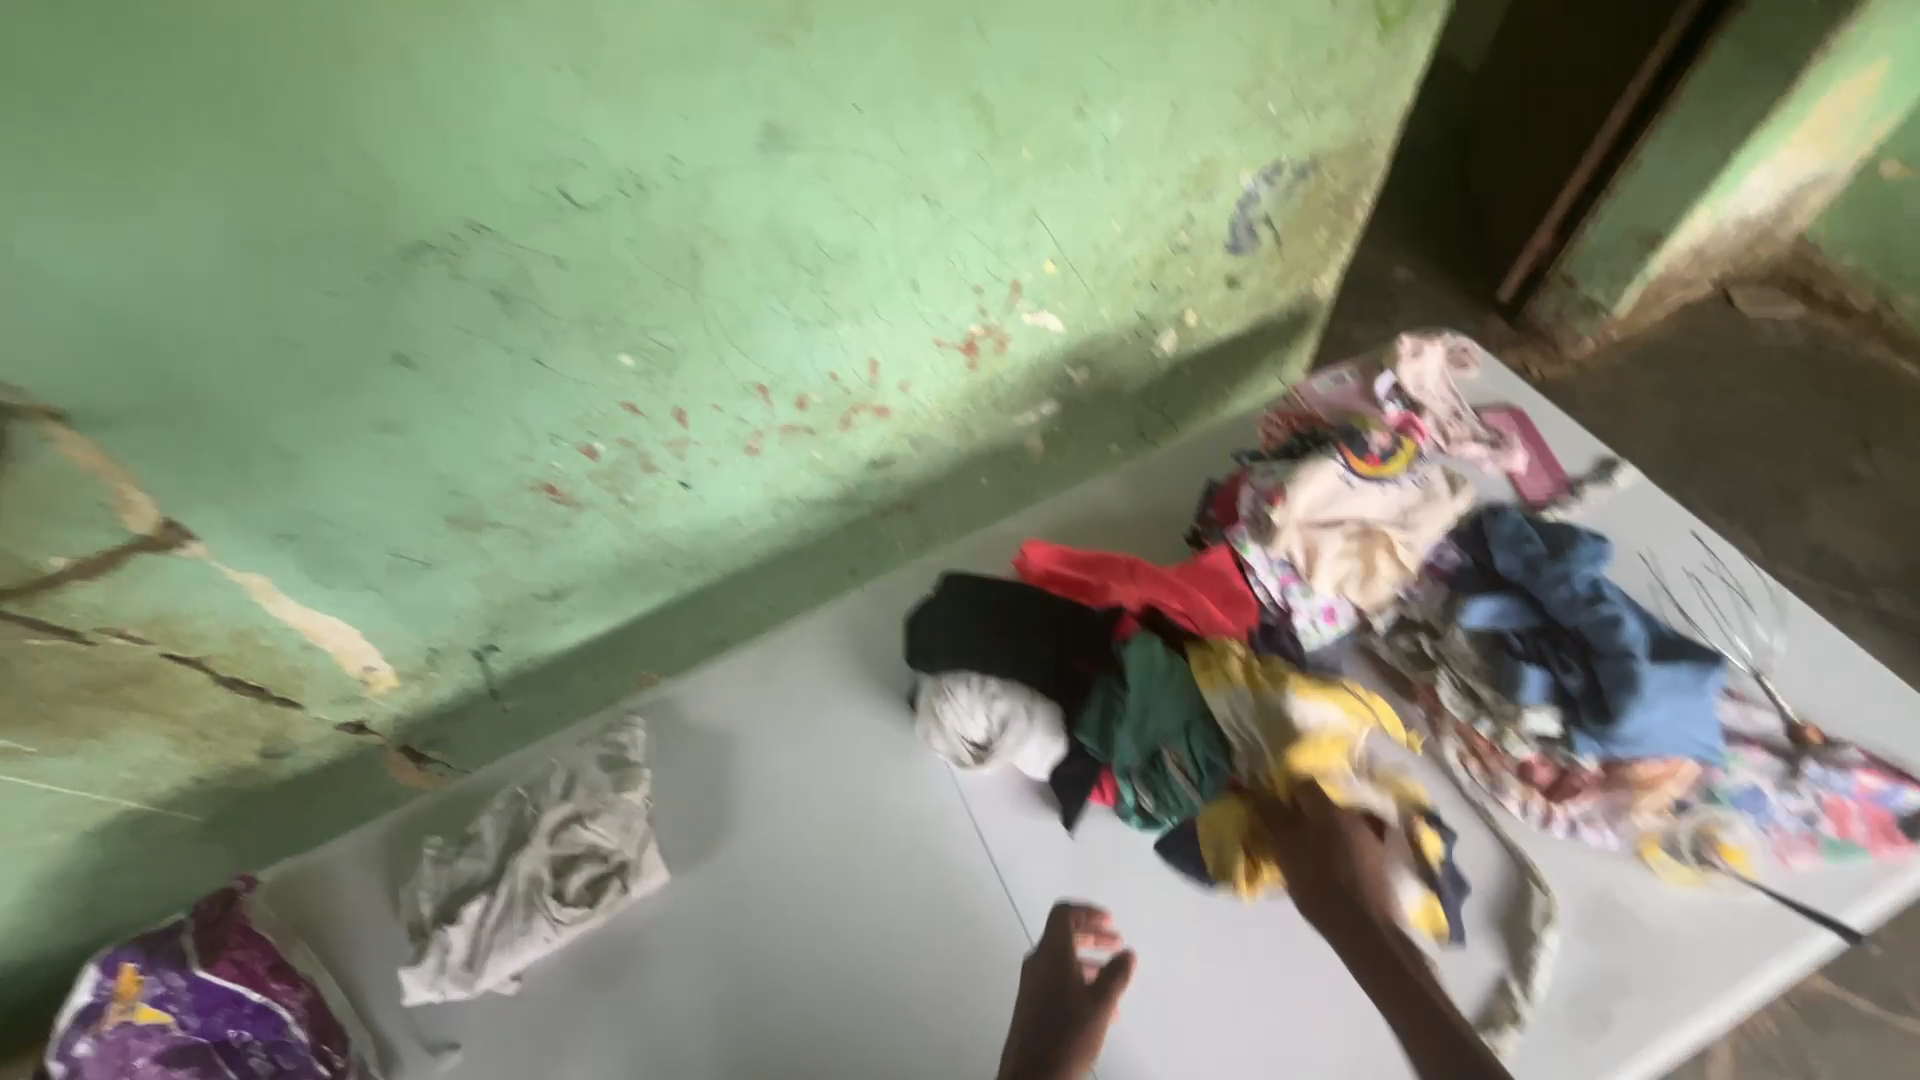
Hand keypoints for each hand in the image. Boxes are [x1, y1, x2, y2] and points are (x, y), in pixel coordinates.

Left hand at [996, 902, 1136, 1079]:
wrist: (1032, 1073)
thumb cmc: (1068, 1033)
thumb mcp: (1101, 1003)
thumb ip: (1116, 974)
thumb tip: (1127, 953)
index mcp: (1051, 951)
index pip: (1064, 913)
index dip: (1088, 912)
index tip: (1110, 922)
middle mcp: (1038, 960)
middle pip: (1064, 934)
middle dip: (1093, 935)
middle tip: (1117, 943)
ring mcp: (1032, 981)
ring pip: (1062, 959)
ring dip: (1089, 961)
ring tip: (1114, 979)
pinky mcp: (1032, 1001)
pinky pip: (1057, 978)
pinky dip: (1079, 980)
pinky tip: (1100, 1007)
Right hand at [1253, 782, 1398, 941]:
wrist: (1368, 930)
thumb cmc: (1319, 888)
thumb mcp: (1286, 853)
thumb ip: (1273, 819)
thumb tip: (1259, 792)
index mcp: (1328, 811)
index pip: (1303, 784)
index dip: (1286, 791)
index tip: (1274, 808)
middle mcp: (1354, 816)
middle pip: (1324, 804)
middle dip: (1306, 813)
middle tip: (1291, 834)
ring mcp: (1373, 838)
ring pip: (1340, 824)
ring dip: (1325, 832)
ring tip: (1314, 855)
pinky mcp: (1385, 859)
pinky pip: (1356, 843)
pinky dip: (1342, 848)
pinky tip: (1335, 869)